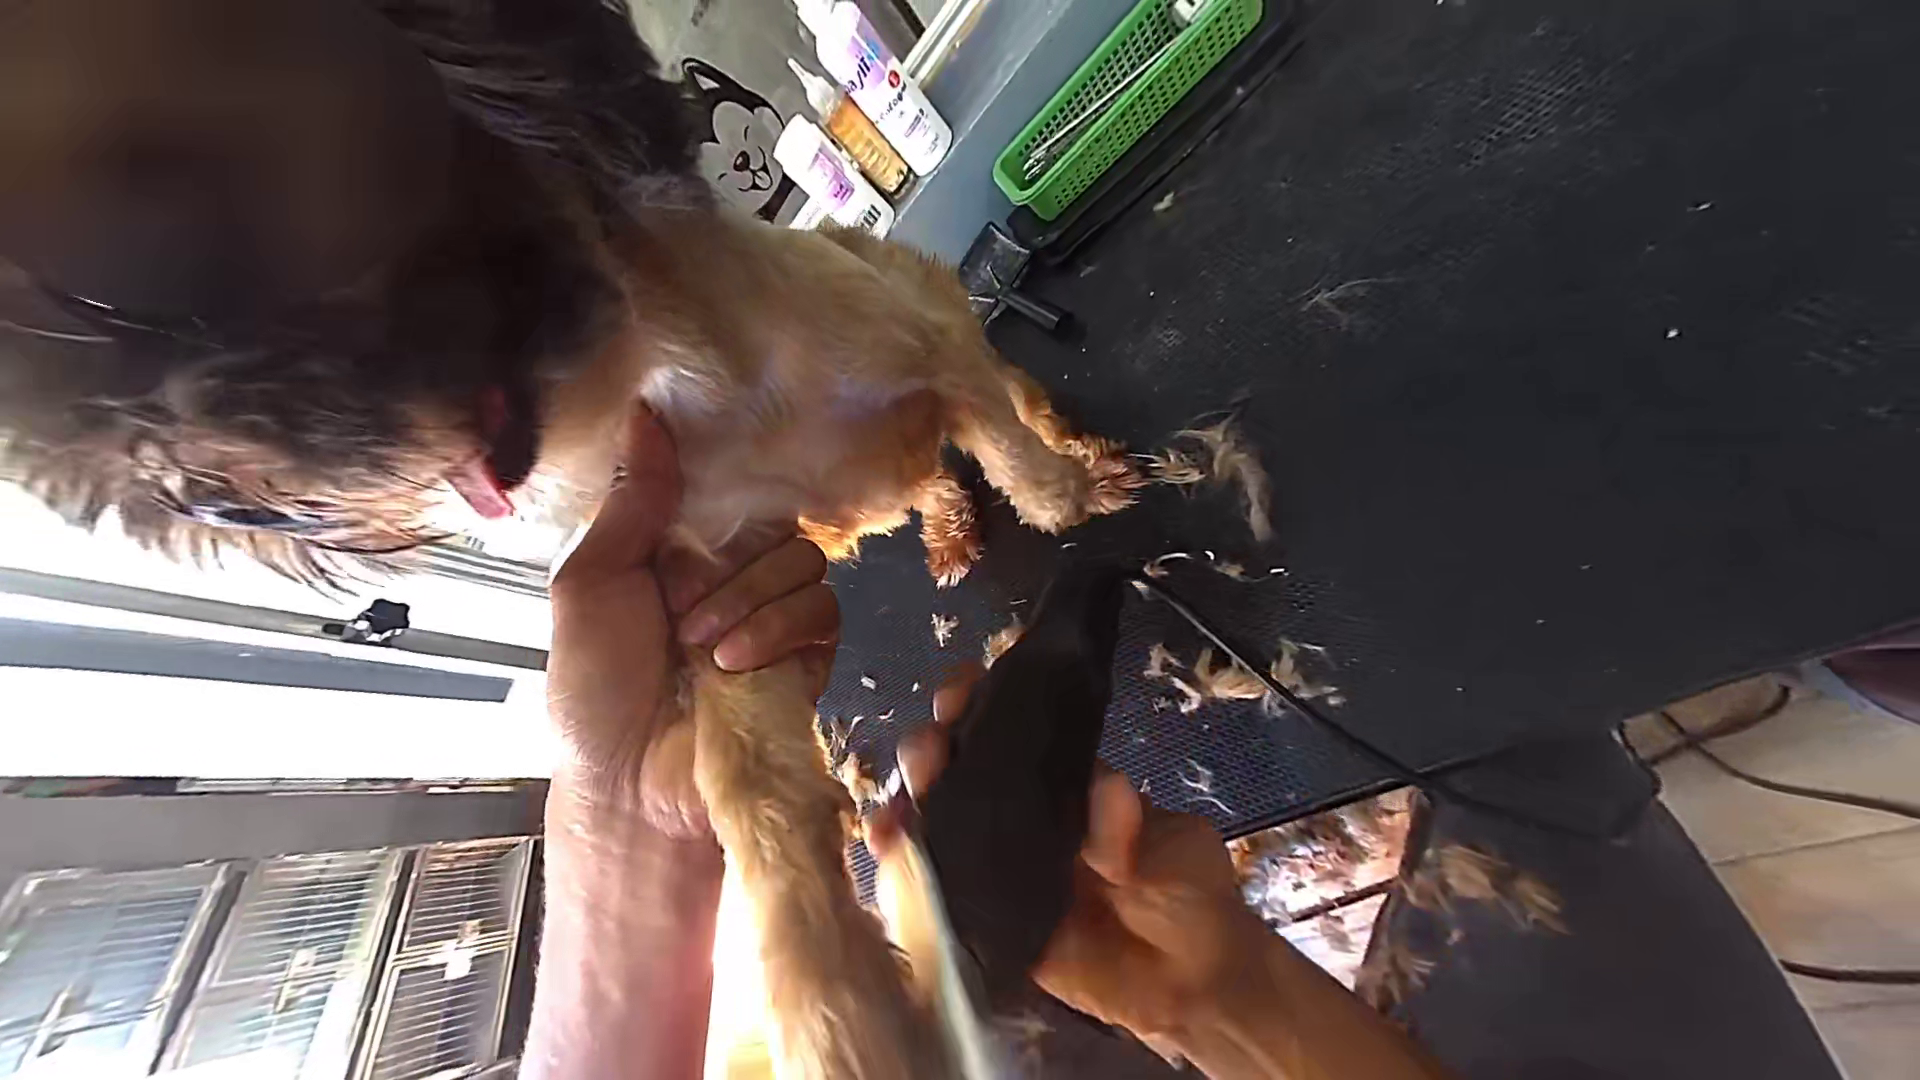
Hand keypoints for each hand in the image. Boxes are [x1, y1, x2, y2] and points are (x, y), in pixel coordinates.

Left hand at [547, 406, 839, 838]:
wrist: (636, 785)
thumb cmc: (598, 689)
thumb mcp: (591, 586)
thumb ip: (633, 503)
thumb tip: (645, 416)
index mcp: (687, 555)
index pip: (732, 494)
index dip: (730, 486)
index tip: (717, 487)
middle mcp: (739, 578)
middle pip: (778, 527)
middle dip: (733, 570)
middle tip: (685, 614)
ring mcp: (779, 616)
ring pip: (808, 564)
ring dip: (754, 603)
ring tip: (709, 650)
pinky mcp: (812, 654)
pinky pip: (825, 610)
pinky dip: (783, 630)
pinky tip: (742, 663)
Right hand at [865, 667, 1271, 1046]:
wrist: (1188, 983)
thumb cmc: (1181, 887)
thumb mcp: (1171, 844)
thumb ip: (1135, 823)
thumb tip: (1104, 789)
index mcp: (1052, 772)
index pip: (1002, 719)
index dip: (973, 697)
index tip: (961, 692)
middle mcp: (1010, 804)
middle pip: (952, 759)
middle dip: (929, 746)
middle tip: (932, 752)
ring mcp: (990, 857)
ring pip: (931, 815)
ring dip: (904, 803)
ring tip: (895, 814)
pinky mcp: (980, 914)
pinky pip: (930, 887)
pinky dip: (902, 870)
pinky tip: (889, 858)